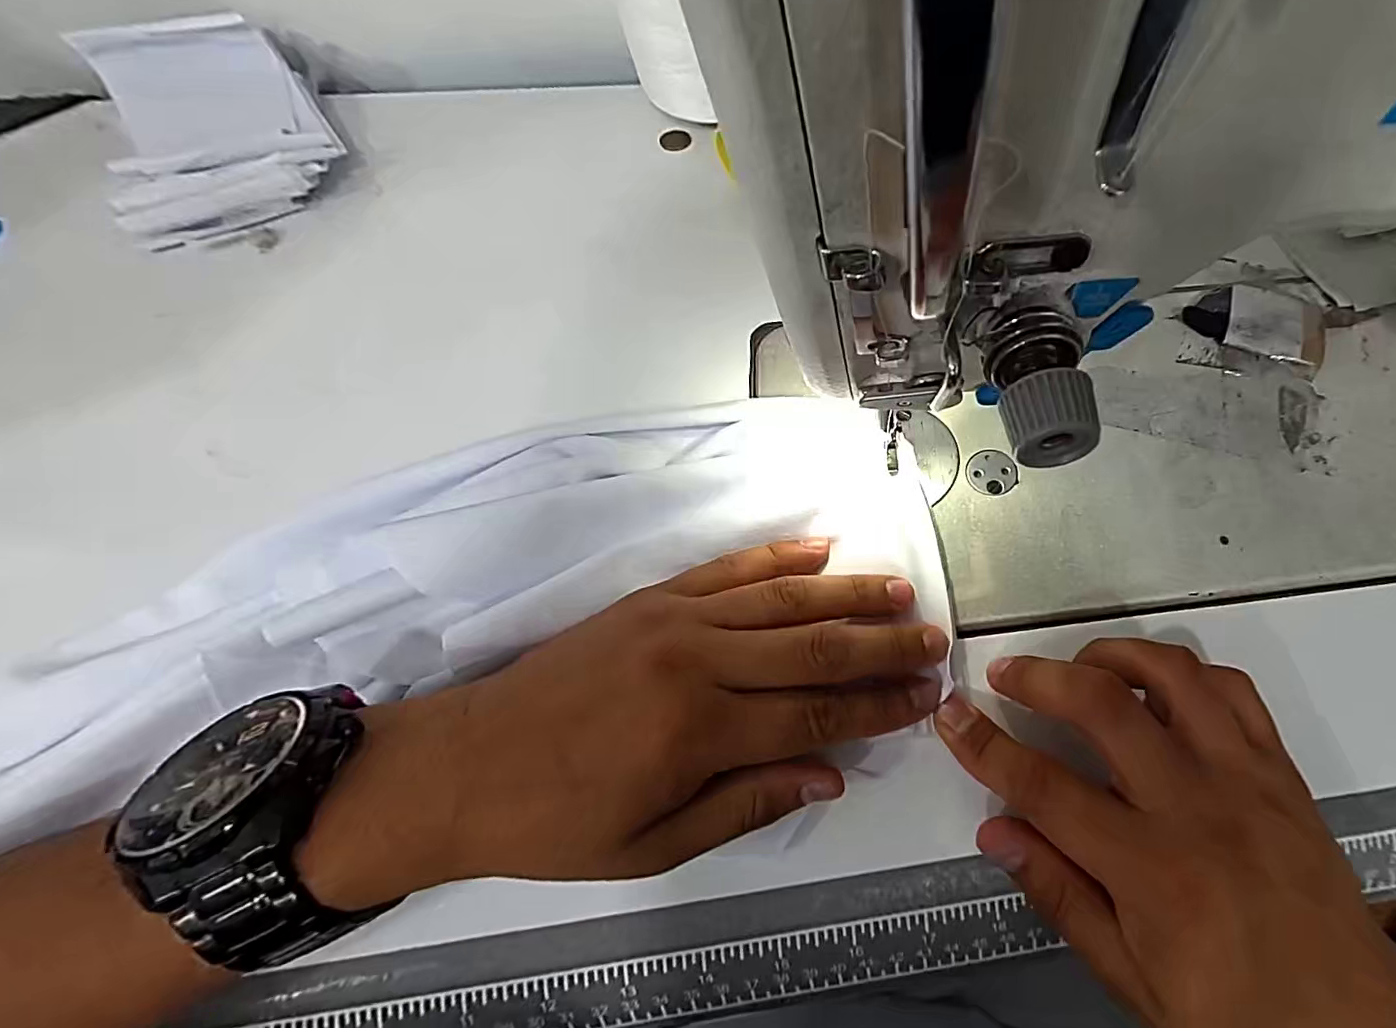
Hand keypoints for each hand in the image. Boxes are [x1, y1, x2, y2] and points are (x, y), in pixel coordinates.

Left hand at [299, 539, 947, 905]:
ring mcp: (677, 618)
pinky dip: (781, 556)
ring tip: (898, 590)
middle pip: (813, 647)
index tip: (924, 698)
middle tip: (933, 639)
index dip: (877, 708)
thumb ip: (746, 805)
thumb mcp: (651, 847)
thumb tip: (829, 777)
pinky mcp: (655, 596)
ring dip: (847, 593)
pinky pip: (731, 569)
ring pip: (783, 598)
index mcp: (698, 732)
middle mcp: (697, 662)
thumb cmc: (555, 820)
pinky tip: (822, 547)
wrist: (462, 762)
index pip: (815, 715)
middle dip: (882, 645)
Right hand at [933, 639, 1395, 1027]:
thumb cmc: (1235, 1010)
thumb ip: (1058, 892)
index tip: (952, 716)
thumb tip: (995, 832)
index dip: (985, 746)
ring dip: (1112, 653)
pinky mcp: (1278, 765)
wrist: (1354, 1025)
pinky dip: (1184, 670)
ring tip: (1079, 664)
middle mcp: (1195, 804)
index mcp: (1151, 868)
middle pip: (1102, 705)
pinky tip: (1158, 682)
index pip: (1044, 788)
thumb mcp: (1130, 974)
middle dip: (1039, 677)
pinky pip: (1230, 687)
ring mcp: (1243, 774)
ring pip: (1170, 674)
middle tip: (1006, 673)